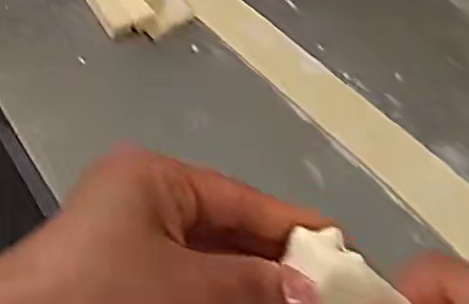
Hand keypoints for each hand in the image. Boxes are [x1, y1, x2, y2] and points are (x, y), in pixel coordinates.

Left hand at [0, 145, 328, 303]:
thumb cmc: (111, 288)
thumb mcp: (190, 285)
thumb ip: (253, 284)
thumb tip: (309, 286)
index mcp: (155, 177)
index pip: (240, 197)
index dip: (297, 227)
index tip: (357, 260)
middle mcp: (144, 191)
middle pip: (228, 225)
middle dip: (280, 264)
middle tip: (340, 295)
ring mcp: (133, 226)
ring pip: (212, 253)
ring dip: (254, 283)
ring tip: (306, 303)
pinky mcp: (126, 261)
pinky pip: (188, 271)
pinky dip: (222, 290)